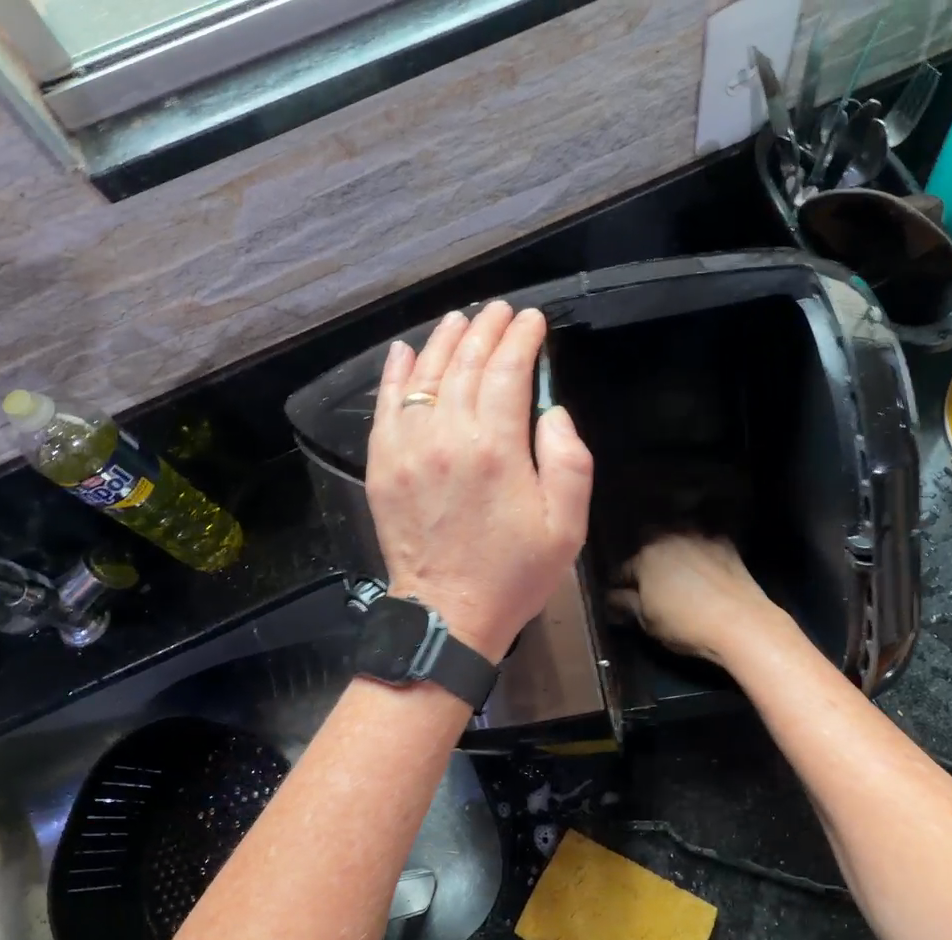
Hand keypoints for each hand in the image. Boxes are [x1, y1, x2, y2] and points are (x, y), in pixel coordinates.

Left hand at [366, 302, 593, 657]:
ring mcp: (408, 449)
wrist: (448, 615)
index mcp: (496, 449)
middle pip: (465, 365)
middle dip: (486, 330)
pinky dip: (395, 374)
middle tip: (501, 312)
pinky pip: (385, 407)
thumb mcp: (566, 526)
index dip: (521, 339)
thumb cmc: (514, 573)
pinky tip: (404, 352)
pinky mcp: (383, 466)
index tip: (533, 320)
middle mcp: (447, 437)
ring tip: (460, 320)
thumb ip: (568, 461)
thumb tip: (551, 411)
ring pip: (424, 377)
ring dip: (444, 342)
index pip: (507, 371)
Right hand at [612, 535, 785, 665]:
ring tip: (677, 570)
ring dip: (673, 550)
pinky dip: (699, 552)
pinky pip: (704, 544)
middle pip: (650, 545)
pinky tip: (704, 567)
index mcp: (645, 557)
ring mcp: (700, 538)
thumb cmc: (686, 624)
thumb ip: (626, 604)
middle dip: (646, 559)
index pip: (623, 570)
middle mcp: (670, 539)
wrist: (741, 622)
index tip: (621, 594)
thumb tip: (612, 597)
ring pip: (678, 538)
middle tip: (650, 580)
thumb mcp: (648, 622)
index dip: (621, 584)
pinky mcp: (725, 544)